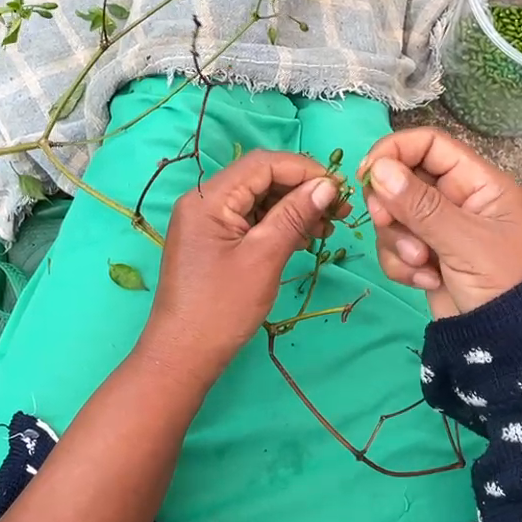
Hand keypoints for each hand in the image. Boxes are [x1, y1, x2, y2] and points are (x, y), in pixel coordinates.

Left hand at [138, 150, 347, 379]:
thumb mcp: (263, 258)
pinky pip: (250, 219)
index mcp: (207, 198)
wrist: (182, 356)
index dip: (303, 169)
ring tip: (328, 227)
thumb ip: (294, 216)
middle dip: (301, 189)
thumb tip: (327, 186)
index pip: (261, 164)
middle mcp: (203, 201)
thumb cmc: (221, 308)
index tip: (339, 187)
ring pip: (258, 198)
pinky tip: (304, 238)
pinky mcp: (213, 240)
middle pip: (260, 178)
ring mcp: (206, 221)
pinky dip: (278, 224)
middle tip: (340, 209)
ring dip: (293, 208)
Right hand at [359, 128, 521, 317]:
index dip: (396, 151)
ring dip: (398, 241)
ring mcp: (441, 231)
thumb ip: (422, 206)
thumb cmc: (506, 285)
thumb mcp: (466, 243)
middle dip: (391, 205)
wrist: (518, 349)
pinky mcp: (427, 259)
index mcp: (478, 183)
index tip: (368, 174)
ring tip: (421, 264)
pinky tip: (424, 281)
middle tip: (388, 224)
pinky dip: (401, 264)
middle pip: (404, 179)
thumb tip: (379, 169)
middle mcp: (458, 201)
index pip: (430, 145)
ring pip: (395, 216)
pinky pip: (396, 247)